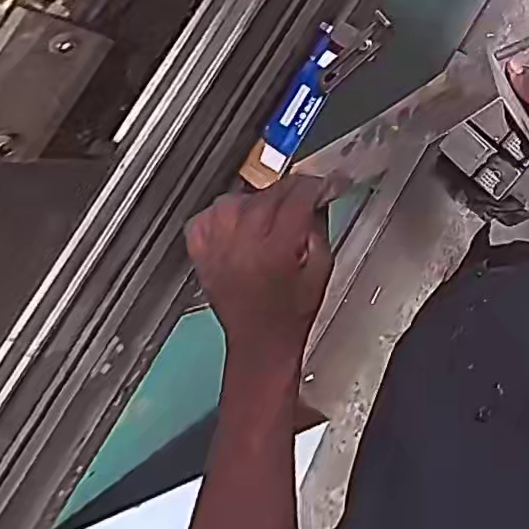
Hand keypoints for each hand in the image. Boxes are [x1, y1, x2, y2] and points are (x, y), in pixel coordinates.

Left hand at [184, 175, 333, 368]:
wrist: (261, 345)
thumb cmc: (292, 313)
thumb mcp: (322, 267)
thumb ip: (318, 227)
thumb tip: (317, 199)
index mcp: (277, 250)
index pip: (297, 197)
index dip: (317, 185)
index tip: (326, 183)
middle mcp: (243, 246)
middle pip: (268, 194)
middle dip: (292, 188)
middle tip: (305, 193)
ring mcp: (219, 251)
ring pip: (233, 200)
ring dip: (256, 198)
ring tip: (270, 208)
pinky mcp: (203, 258)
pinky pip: (203, 220)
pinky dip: (220, 214)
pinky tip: (237, 219)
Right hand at [506, 62, 528, 189]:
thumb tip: (512, 68)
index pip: (524, 76)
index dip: (508, 83)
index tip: (496, 93)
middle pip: (520, 99)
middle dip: (513, 110)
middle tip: (515, 121)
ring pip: (523, 121)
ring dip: (520, 129)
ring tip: (526, 136)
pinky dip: (527, 143)